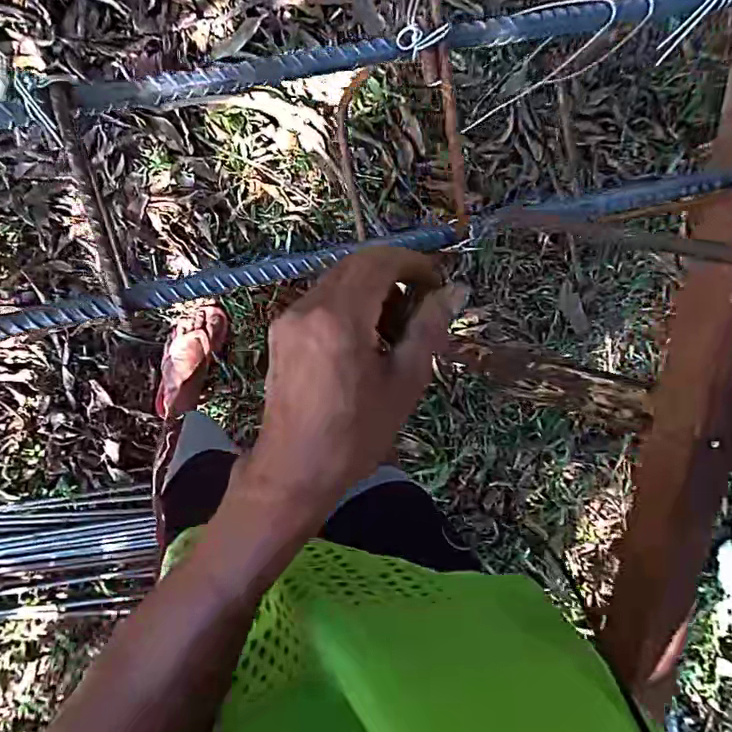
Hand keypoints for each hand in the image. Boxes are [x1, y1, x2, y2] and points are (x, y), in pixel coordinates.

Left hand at [234, 247, 468, 525]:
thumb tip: (452, 292)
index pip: (379, 261)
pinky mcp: (279, 334)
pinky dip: (346, 304)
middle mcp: (307, 308)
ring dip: (369, 288)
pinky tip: (363, 338)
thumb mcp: (404, 383)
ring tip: (394, 327)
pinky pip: (319, 301)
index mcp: (339, 317)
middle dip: (392, 273)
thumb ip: (428, 329)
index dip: (413, 264)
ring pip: (335, 280)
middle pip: (354, 264)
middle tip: (420, 304)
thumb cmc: (355, 435)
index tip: (436, 285)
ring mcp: (287, 320)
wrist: (294, 470)